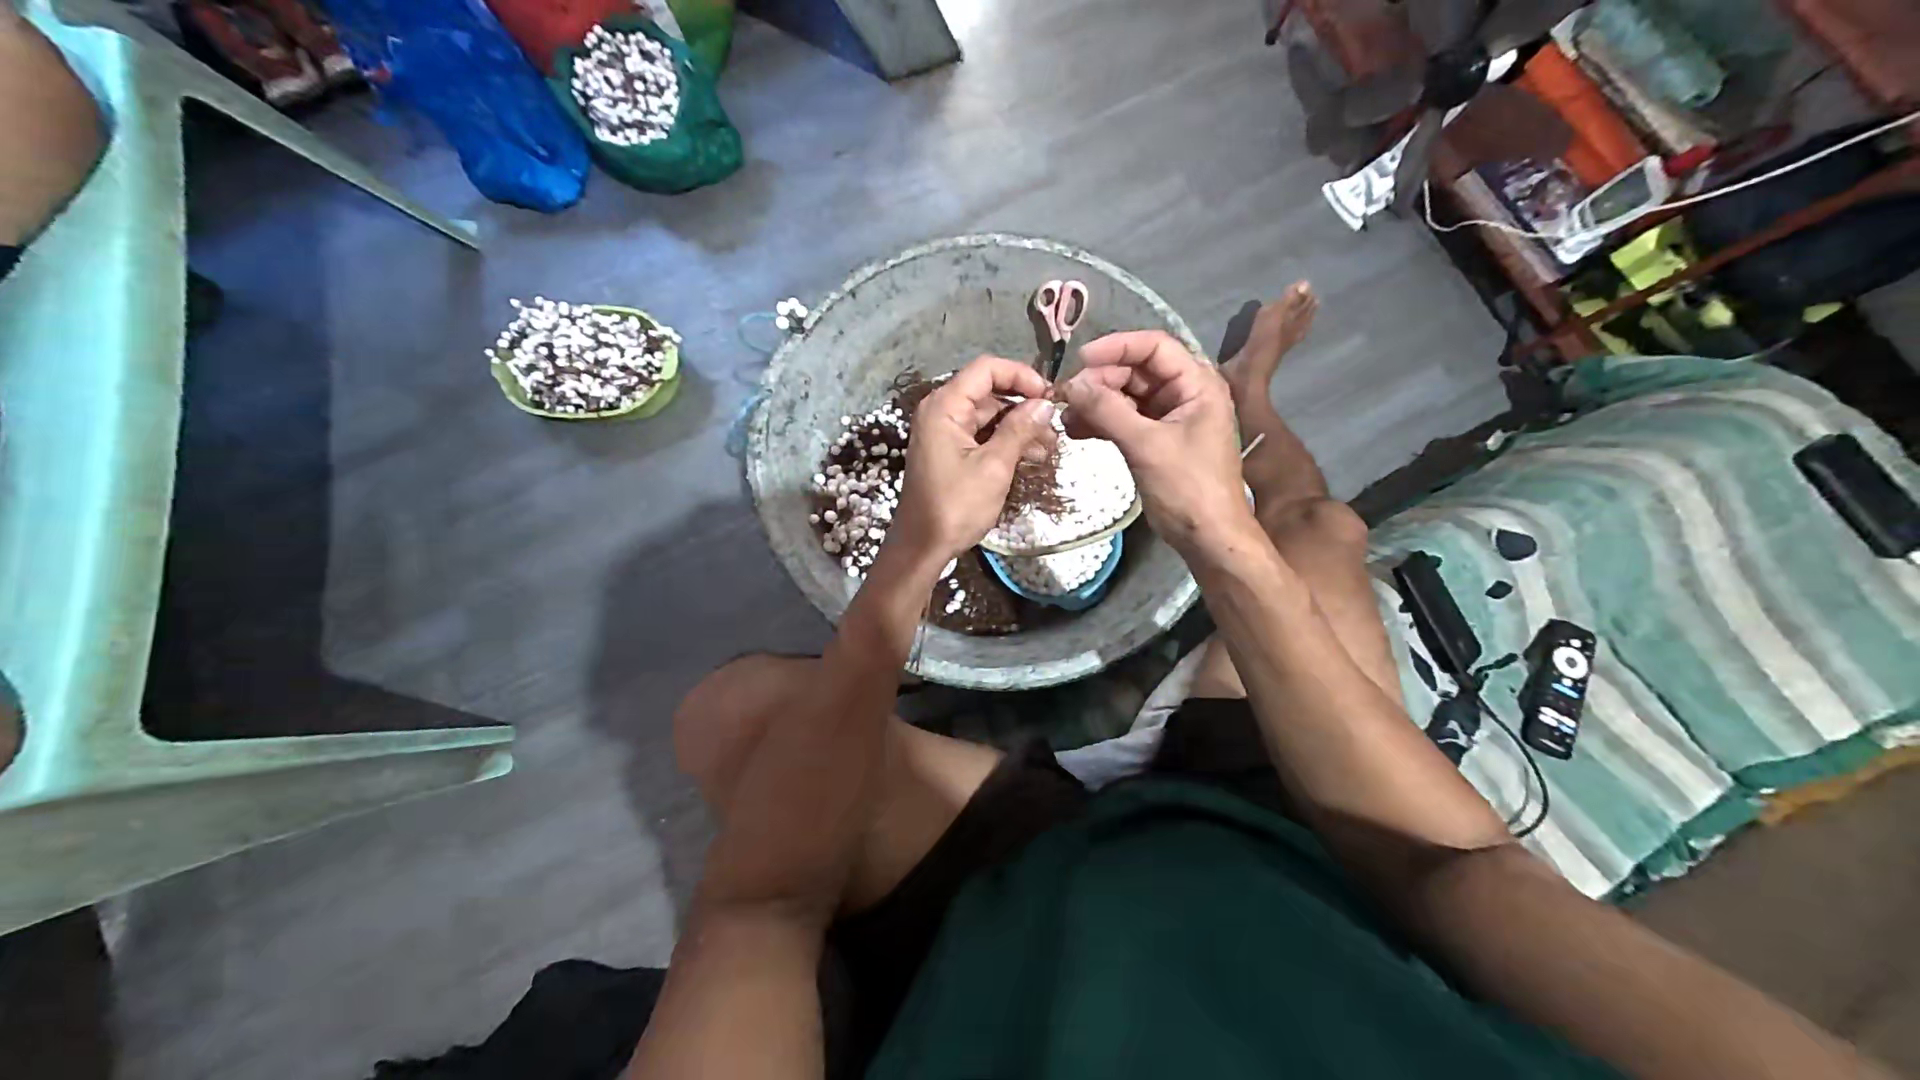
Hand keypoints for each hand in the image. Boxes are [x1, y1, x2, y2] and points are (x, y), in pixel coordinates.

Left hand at [893, 356, 1057, 565]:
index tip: (1049, 396)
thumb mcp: (994, 467)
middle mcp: (941, 412)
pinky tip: (1030, 457)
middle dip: (1023, 406)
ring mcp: (943, 432)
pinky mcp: (948, 452)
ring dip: (1018, 427)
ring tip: (1048, 448)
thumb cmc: (956, 506)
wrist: (922, 547)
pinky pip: (980, 435)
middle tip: (1054, 430)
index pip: (986, 369)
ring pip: (988, 416)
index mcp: (945, 407)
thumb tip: (1045, 404)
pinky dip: (1004, 442)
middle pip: (988, 392)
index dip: (1021, 375)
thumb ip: (1020, 430)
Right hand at [1060, 331, 1253, 551]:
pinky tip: (1077, 430)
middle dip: (1100, 381)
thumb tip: (1071, 385)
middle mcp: (1186, 393)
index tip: (1080, 360)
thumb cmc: (1187, 488)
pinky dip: (1102, 422)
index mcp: (1197, 385)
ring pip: (1127, 396)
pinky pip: (1125, 419)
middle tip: (1068, 397)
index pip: (1155, 347)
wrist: (1208, 537)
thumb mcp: (1146, 445)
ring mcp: (1171, 417)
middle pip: (1137, 371)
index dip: (1117, 347)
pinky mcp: (1157, 439)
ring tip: (1066, 417)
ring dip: (1096, 403)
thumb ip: (1108, 410)